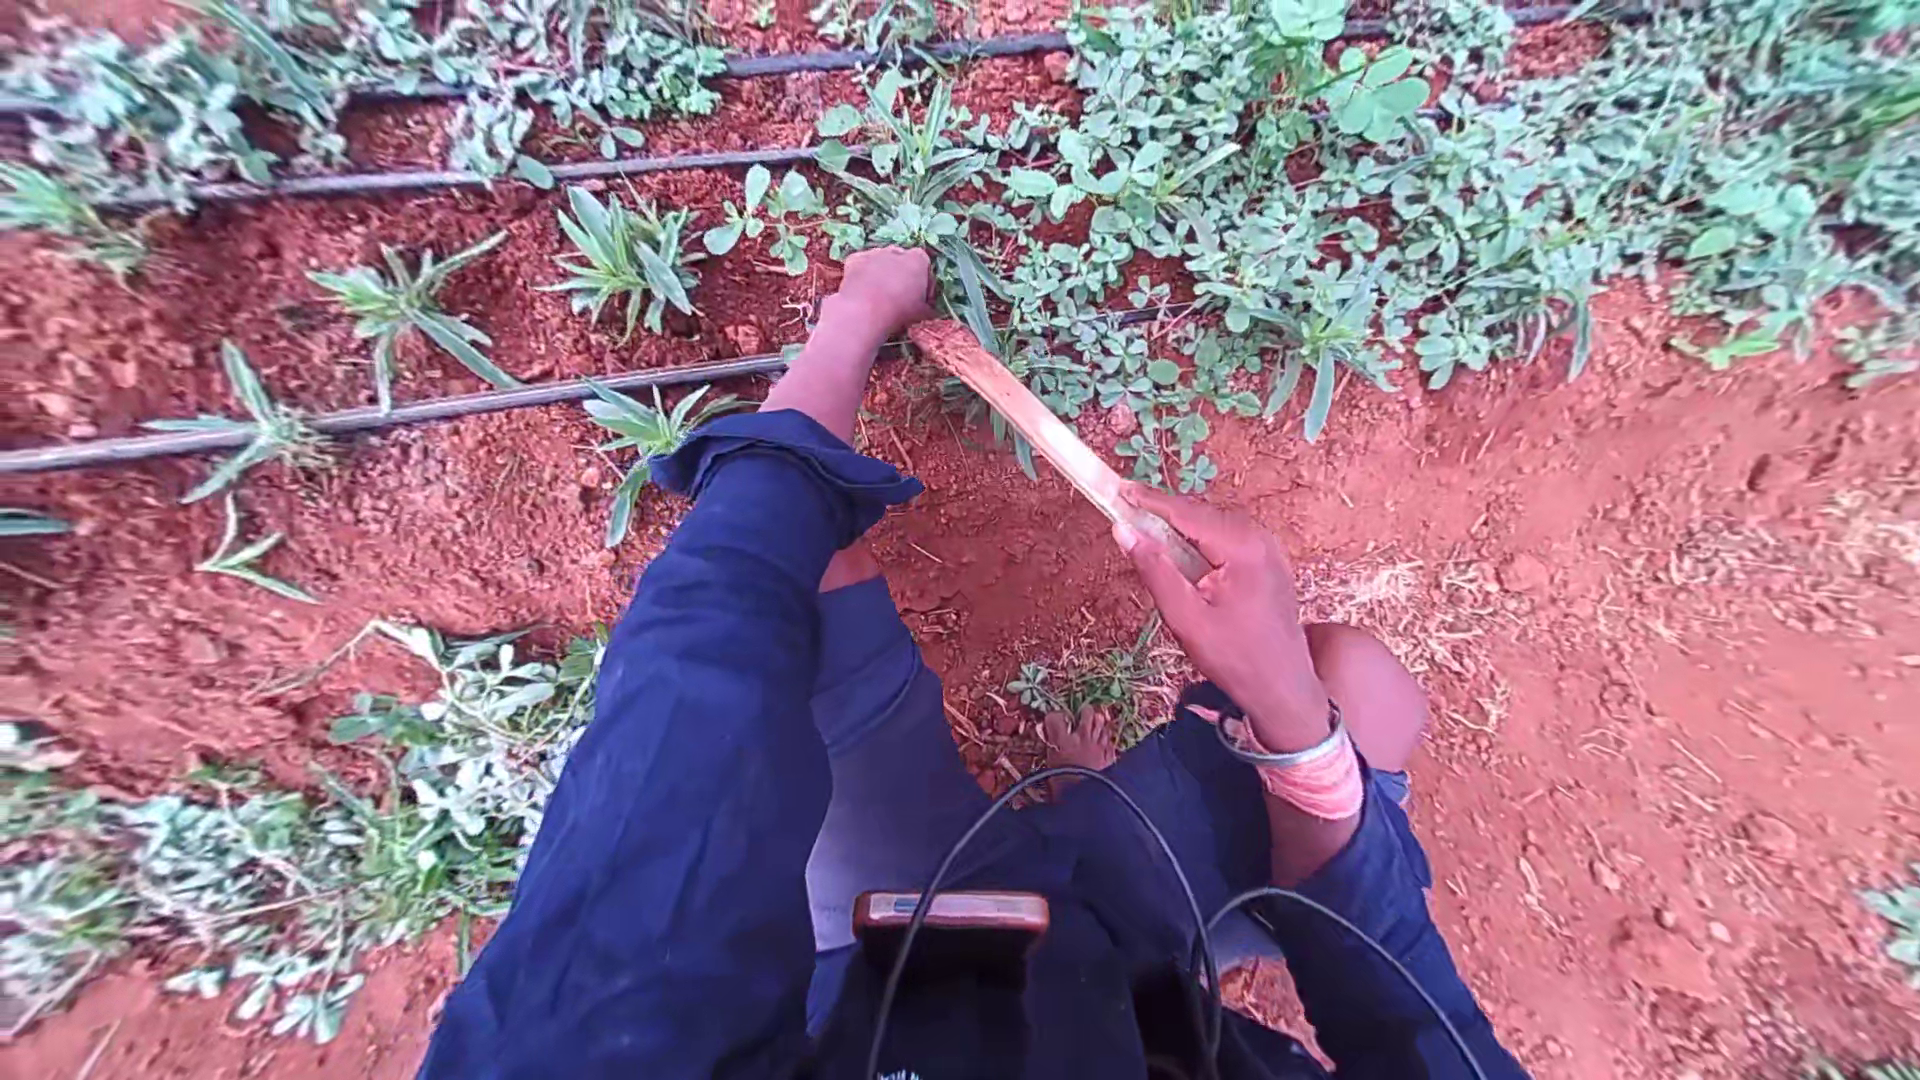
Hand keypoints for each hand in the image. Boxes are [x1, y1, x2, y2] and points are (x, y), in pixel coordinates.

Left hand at [827, 246, 932, 339]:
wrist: (866, 312)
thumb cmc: (900, 312)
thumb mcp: (922, 313)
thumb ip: (928, 307)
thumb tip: (930, 311)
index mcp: (917, 260)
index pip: (925, 264)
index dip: (923, 281)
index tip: (921, 297)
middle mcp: (896, 251)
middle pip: (902, 260)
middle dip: (902, 275)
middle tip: (900, 297)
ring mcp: (874, 253)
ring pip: (880, 261)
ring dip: (882, 275)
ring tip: (880, 298)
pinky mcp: (855, 259)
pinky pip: (862, 266)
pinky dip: (863, 276)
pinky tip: (863, 293)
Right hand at [1113, 484, 1330, 752]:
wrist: (1282, 687)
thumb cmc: (1232, 656)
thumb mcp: (1183, 616)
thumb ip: (1153, 568)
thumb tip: (1122, 529)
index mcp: (1242, 548)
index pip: (1186, 512)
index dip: (1149, 500)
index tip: (1118, 489)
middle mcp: (1260, 538)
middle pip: (1200, 514)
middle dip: (1162, 512)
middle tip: (1126, 512)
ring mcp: (1268, 548)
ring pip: (1211, 524)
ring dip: (1179, 527)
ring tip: (1146, 531)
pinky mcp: (1268, 560)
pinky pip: (1225, 537)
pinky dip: (1197, 539)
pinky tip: (1179, 553)